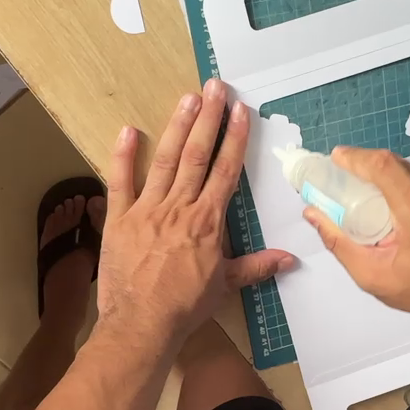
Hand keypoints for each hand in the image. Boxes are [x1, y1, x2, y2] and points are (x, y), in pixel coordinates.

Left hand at [96, 80, 293, 349]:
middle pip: (197, 155)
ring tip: (188, 97)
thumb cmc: (186, 307)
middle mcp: (179, 207)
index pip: (225, 171)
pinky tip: (128, 130)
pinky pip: (120, 181)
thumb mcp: (225, 285)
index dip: (234, 139)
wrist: (143, 323)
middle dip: (208, 118)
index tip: (240, 111)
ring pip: (165, 160)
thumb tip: (290, 258)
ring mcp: (147, 210)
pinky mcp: (119, 219)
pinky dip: (123, 155)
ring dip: (177, 126)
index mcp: (207, 222)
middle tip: (215, 86)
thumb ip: (257, 266)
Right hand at [303, 146, 409, 341]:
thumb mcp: (373, 276)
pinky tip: (398, 205)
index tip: (336, 159)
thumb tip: (314, 214)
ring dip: (387, 176)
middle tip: (344, 179)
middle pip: (396, 164)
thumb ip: (339, 242)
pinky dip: (406, 185)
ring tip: (370, 197)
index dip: (356, 158)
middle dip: (366, 167)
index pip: (385, 167)